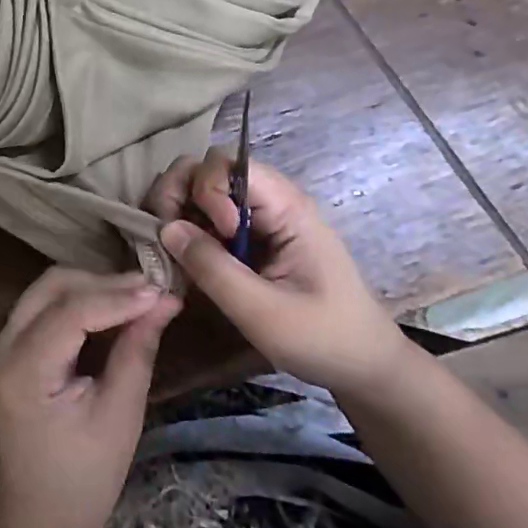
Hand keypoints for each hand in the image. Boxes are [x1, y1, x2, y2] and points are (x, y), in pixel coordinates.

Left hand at [0, 268, 180, 527]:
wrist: (43, 514)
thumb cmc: (86, 474)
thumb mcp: (121, 414)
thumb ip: (138, 349)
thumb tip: (167, 299)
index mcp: (23, 372)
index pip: (72, 311)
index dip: (118, 296)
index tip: (161, 291)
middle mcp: (2, 348)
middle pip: (53, 286)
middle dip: (104, 283)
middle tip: (150, 290)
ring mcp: (1, 345)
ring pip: (47, 289)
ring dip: (92, 285)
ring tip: (137, 295)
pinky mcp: (10, 348)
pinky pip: (44, 305)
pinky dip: (79, 299)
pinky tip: (111, 306)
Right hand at [144, 152, 416, 394]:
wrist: (362, 365)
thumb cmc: (322, 337)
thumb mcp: (263, 313)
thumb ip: (213, 268)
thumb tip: (165, 228)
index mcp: (286, 206)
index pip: (229, 163)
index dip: (209, 190)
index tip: (220, 235)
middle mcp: (269, 201)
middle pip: (209, 169)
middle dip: (180, 193)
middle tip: (169, 235)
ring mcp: (258, 219)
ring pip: (203, 191)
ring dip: (180, 212)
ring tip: (174, 252)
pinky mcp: (250, 238)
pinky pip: (209, 219)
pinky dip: (189, 232)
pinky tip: (185, 262)